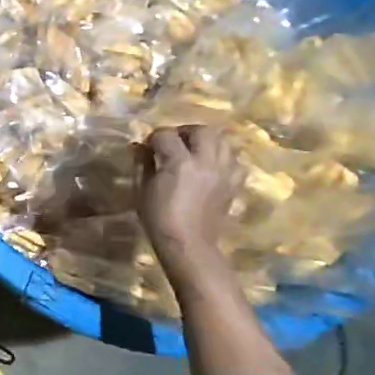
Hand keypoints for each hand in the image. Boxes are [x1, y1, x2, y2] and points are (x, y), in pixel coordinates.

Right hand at [138, 125, 239, 262]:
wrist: (188, 243)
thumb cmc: (158, 218)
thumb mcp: (142, 189)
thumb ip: (142, 163)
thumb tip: (140, 146)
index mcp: (179, 162)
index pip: (166, 134)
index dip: (154, 138)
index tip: (148, 148)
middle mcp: (206, 161)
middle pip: (201, 130)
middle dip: (184, 132)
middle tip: (173, 143)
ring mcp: (224, 171)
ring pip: (223, 141)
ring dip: (207, 141)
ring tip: (194, 151)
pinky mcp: (234, 183)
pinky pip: (234, 160)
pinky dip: (222, 157)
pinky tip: (211, 166)